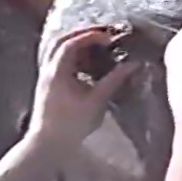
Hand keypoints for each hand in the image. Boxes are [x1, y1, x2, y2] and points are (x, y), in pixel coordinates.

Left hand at [28, 27, 138, 150]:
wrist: (46, 146)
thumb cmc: (72, 123)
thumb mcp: (97, 100)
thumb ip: (115, 79)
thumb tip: (135, 63)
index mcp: (58, 72)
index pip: (72, 43)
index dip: (91, 36)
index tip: (110, 38)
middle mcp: (49, 71)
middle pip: (60, 41)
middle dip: (82, 34)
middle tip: (103, 34)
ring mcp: (46, 78)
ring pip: (57, 51)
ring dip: (77, 43)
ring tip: (97, 45)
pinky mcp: (49, 86)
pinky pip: (59, 61)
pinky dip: (74, 55)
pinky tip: (89, 62)